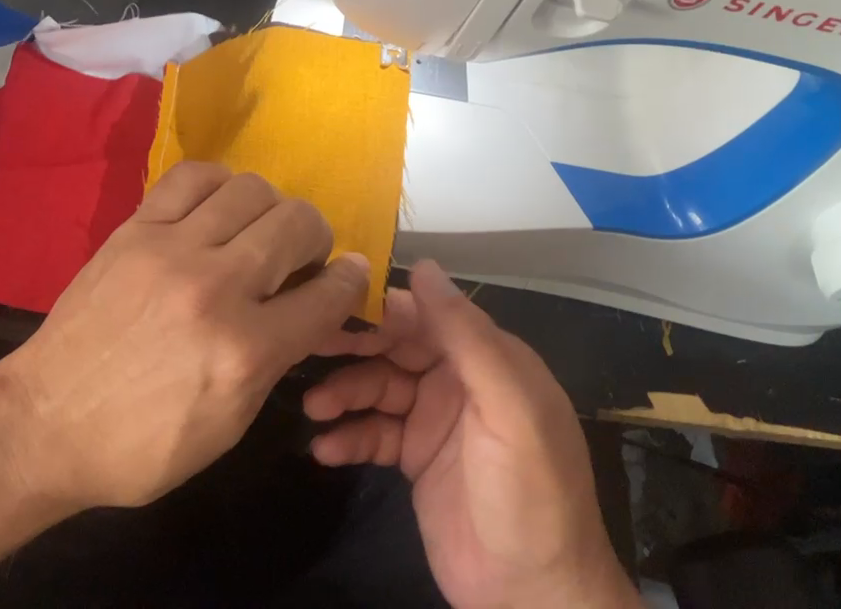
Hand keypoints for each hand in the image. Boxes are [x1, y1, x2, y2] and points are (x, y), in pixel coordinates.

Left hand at [0, 162, 370, 510]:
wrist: (47, 423)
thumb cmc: (143, 445)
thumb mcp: (230, 424)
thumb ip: (279, 358)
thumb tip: (315, 309)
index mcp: (247, 351)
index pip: (328, 295)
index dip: (351, 281)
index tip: (350, 274)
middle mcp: (217, 288)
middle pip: (298, 224)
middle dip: (317, 238)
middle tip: (302, 256)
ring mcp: (172, 250)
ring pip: (253, 190)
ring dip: (272, 209)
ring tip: (258, 232)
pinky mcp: (135, 230)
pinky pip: (192, 177)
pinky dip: (219, 185)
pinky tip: (217, 209)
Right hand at [306, 261, 636, 608]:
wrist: (533, 596)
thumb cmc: (530, 492)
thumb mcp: (508, 408)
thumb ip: (467, 337)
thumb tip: (423, 266)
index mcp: (488, 359)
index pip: (427, 314)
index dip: (382, 308)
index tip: (334, 305)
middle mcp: (459, 381)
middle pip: (396, 347)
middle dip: (354, 348)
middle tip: (307, 347)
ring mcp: (435, 421)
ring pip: (378, 388)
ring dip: (344, 393)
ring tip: (313, 407)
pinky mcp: (415, 460)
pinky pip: (374, 434)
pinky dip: (349, 436)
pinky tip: (325, 449)